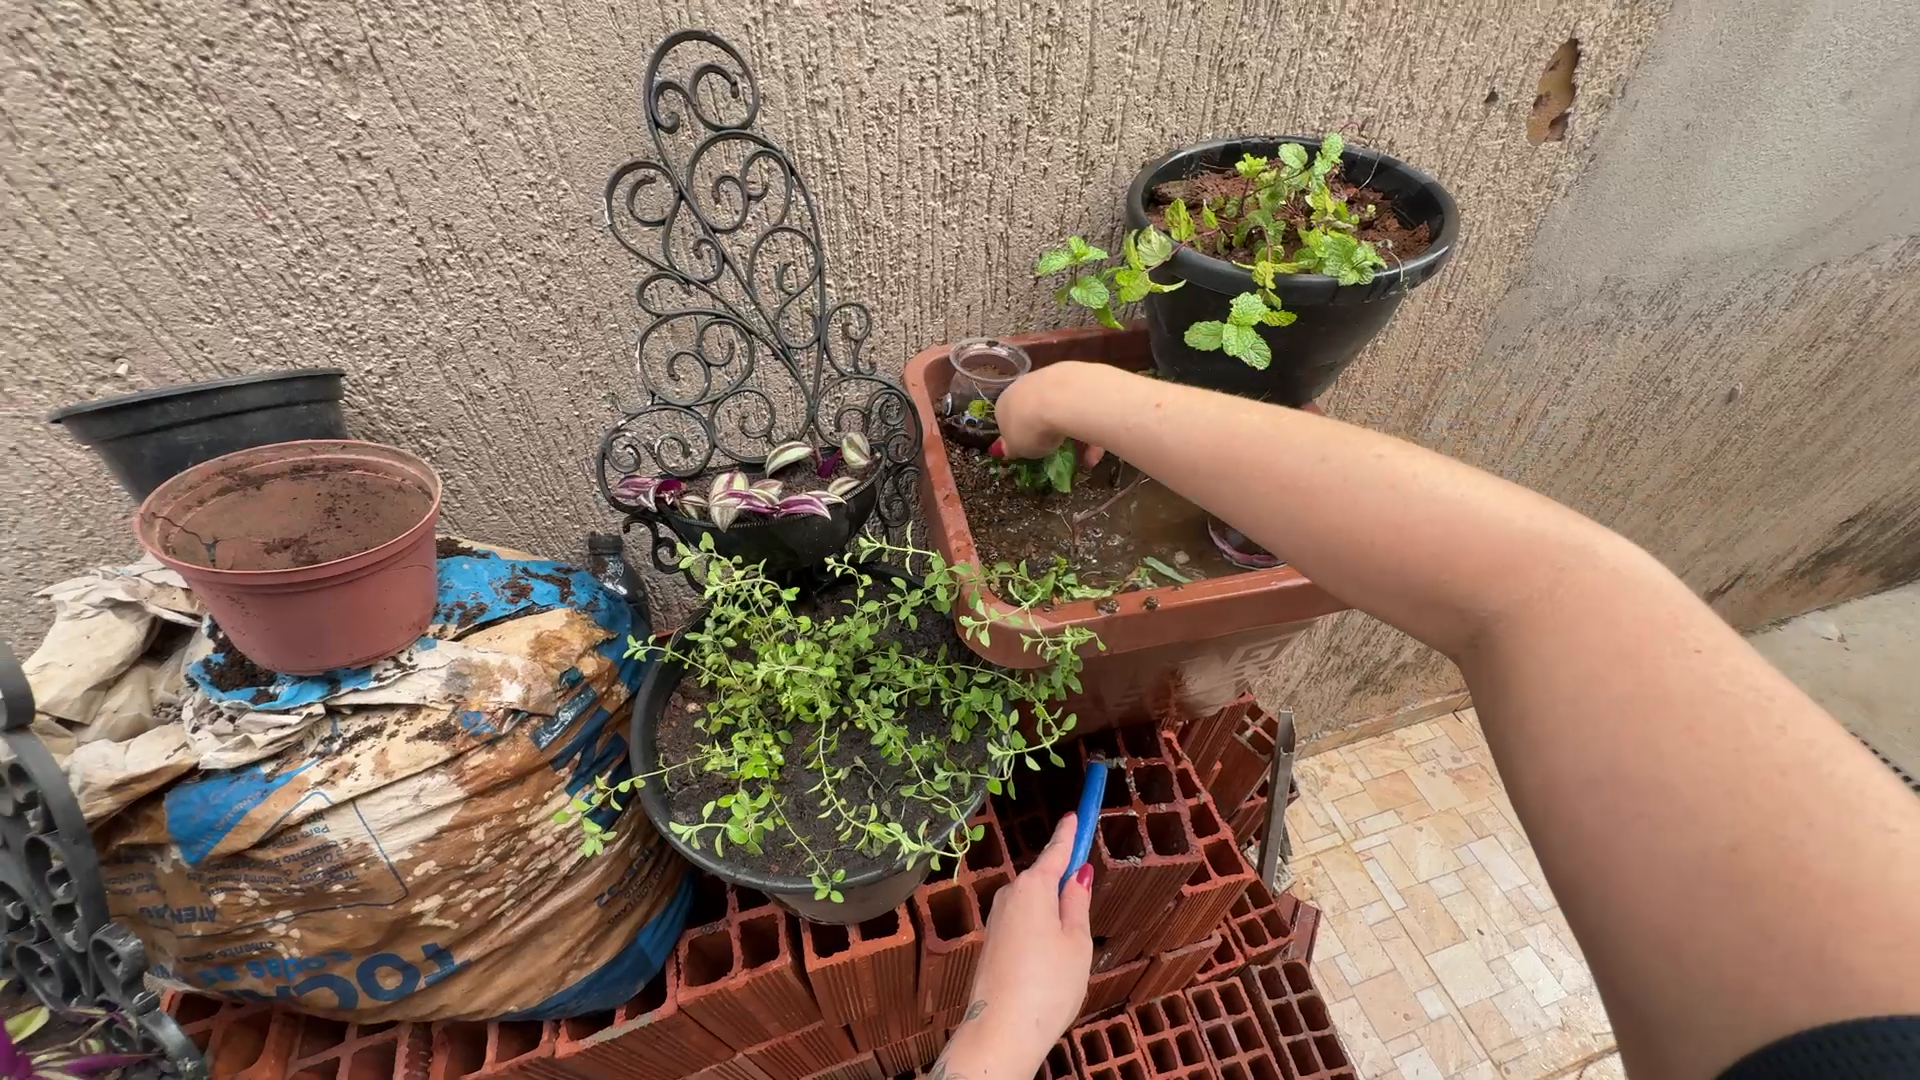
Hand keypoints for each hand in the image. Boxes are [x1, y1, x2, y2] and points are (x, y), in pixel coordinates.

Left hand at [935, 812, 1093, 1078]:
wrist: (1000, 1030)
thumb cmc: (1048, 985)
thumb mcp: (1076, 942)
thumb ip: (1077, 903)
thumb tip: (1079, 873)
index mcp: (1034, 887)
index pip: (1056, 851)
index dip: (1069, 833)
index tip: (1074, 813)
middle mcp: (1011, 893)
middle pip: (1043, 876)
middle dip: (1062, 881)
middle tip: (1083, 894)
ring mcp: (997, 916)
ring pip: (1032, 901)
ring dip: (1050, 910)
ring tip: (1068, 950)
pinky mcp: (991, 939)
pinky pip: (1021, 920)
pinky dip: (1038, 926)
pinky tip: (1047, 958)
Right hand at [987, 362, 1104, 467]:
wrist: (1061, 399)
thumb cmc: (1030, 427)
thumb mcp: (1016, 447)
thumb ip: (1013, 447)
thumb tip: (1009, 448)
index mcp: (1005, 402)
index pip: (1009, 419)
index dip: (1020, 436)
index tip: (1032, 450)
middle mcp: (1026, 386)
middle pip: (1035, 410)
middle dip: (1047, 431)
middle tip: (1057, 450)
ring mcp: (1052, 378)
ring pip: (1062, 409)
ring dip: (1072, 433)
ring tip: (1085, 458)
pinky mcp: (1078, 377)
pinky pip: (1082, 408)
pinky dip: (1087, 428)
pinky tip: (1095, 451)